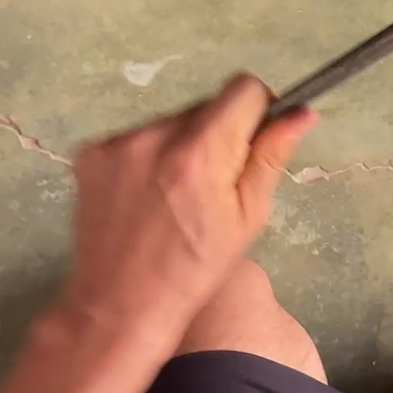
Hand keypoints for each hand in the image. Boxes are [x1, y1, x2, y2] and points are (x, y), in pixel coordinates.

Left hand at [54, 74, 315, 354]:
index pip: (244, 89)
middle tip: (217, 183)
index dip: (260, 108)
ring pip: (175, 120)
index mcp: (201, 153)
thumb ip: (271, 155)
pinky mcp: (91, 151)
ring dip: (187, 144)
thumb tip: (301, 113)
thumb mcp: (249, 216)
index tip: (257, 138)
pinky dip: (154, 155)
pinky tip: (152, 194)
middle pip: (209, 105)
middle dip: (222, 133)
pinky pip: (141, 135)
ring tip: (180, 193)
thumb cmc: (195, 268)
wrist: (120, 303)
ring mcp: (118, 143)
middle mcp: (155, 137)